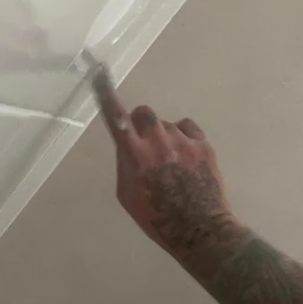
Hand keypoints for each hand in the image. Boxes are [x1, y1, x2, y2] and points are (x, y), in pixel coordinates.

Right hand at [93, 72, 249, 271]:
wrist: (200, 229)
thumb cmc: (155, 217)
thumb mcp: (126, 194)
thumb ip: (125, 163)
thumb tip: (128, 147)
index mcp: (134, 153)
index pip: (115, 117)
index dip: (106, 94)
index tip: (99, 74)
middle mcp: (157, 140)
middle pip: (144, 113)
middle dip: (141, 125)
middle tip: (144, 144)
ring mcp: (182, 140)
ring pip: (167, 125)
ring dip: (164, 137)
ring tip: (171, 164)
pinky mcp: (203, 144)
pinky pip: (187, 128)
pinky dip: (183, 138)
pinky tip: (185, 157)